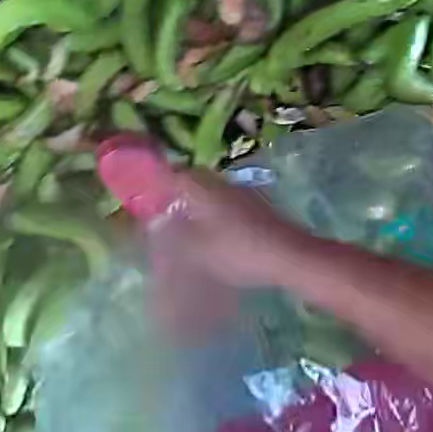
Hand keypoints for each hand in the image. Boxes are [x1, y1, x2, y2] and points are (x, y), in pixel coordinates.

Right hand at [97, 136, 315, 287]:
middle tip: (162, 213)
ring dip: (195, 205)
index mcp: (200, 186)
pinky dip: (213, 214)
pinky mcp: (256, 206)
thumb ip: (169, 237)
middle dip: (175, 193)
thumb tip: (153, 226)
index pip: (170, 174)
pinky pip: (224, 204)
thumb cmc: (237, 250)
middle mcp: (218, 182)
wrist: (289, 256)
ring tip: (184, 227)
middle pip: (190, 181)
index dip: (154, 183)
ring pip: (209, 192)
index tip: (143, 195)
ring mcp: (240, 191)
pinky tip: (213, 235)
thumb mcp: (194, 250)